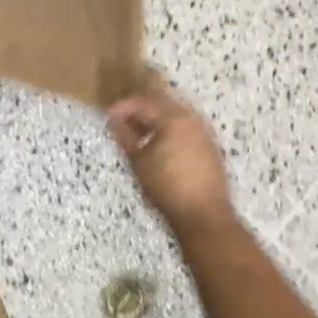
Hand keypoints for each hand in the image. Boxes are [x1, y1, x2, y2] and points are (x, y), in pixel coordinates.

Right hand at [107, 73, 233, 237]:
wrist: (203, 215)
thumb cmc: (166, 186)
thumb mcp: (138, 161)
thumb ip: (125, 136)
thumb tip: (115, 122)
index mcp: (174, 118)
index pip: (144, 102)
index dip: (123, 106)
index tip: (108, 115)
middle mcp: (192, 119)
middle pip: (163, 103)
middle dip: (141, 108)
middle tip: (123, 119)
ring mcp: (204, 133)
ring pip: (176, 115)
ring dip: (156, 119)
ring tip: (138, 133)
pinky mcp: (209, 148)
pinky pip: (186, 128)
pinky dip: (170, 130)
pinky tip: (159, 145)